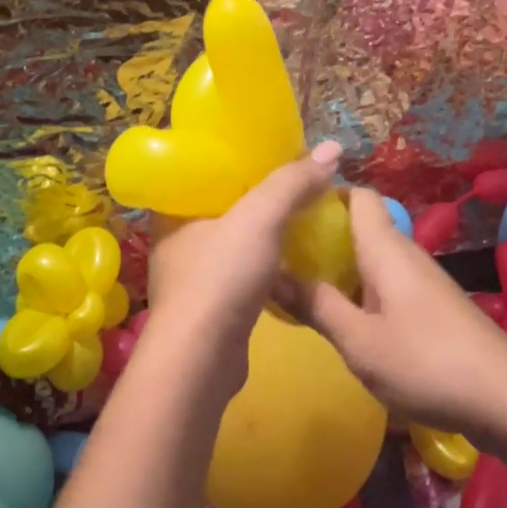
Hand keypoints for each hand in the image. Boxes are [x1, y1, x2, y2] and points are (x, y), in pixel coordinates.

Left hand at [143, 142, 341, 391]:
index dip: (238, 154)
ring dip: (265, 226)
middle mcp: (176, 236)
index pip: (204, 166)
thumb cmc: (219, 276)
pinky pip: (243, 268)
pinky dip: (267, 259)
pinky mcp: (212, 304)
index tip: (274, 146)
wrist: (201, 361)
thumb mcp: (260, 217)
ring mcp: (192, 273)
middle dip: (260, 190)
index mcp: (173, 207)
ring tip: (302, 210)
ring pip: (235, 236)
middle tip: (298, 175)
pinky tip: (293, 254)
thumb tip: (333, 148)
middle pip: (224, 200)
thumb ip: (293, 182)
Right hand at [276, 186, 506, 439]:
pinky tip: (342, 317)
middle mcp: (403, 253)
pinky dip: (359, 290)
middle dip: (321, 234)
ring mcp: (420, 280)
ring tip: (299, 285)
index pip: (357, 194)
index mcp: (385, 247)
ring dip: (338, 266)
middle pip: (360, 225)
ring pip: (371, 257)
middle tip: (279, 255)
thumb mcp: (359, 341)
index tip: (285, 212)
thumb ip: (316, 305)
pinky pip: (385, 282)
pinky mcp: (430, 307)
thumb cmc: (427, 362)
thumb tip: (269, 272)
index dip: (323, 194)